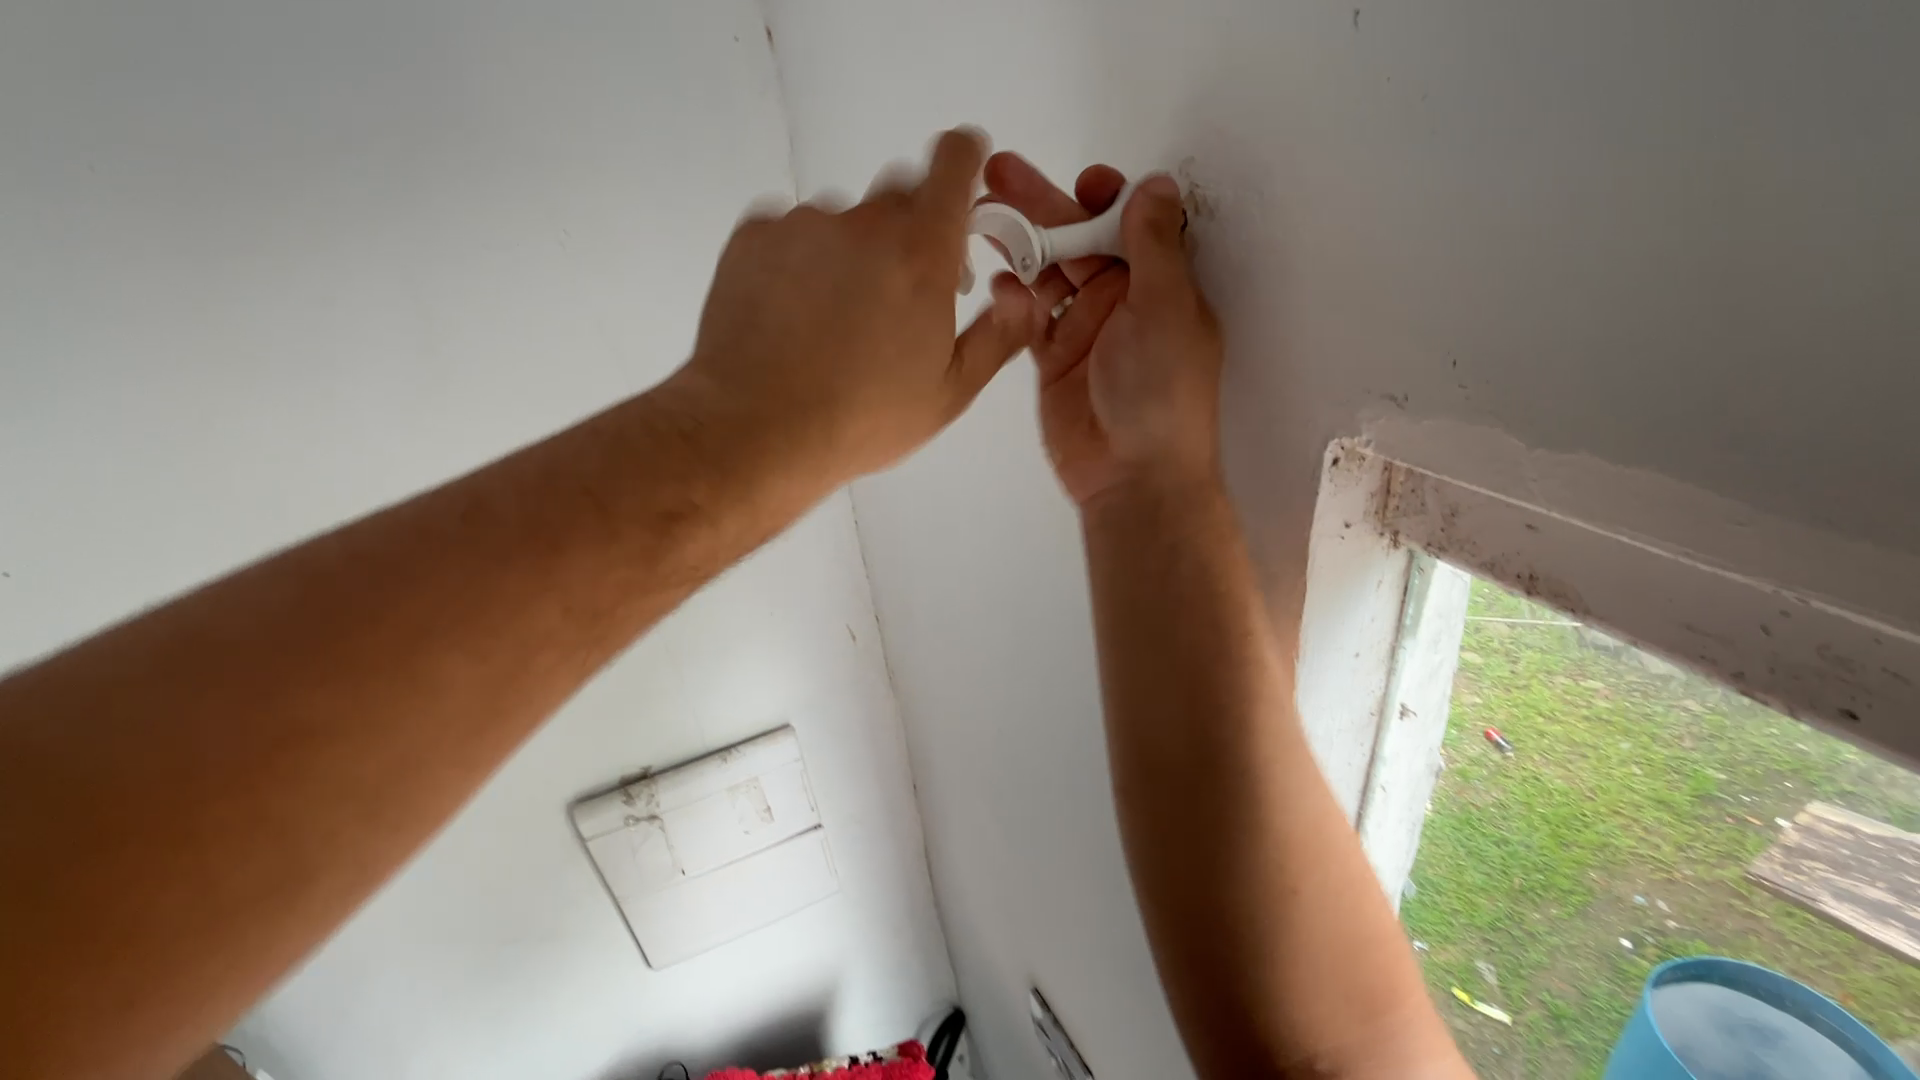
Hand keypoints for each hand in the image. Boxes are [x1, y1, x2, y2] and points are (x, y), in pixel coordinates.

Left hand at [671, 128, 1034, 489]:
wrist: (755, 429)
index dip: (965, 162)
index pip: (955, 160)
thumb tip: (1023, 299)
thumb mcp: (949, 393)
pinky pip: (791, 233)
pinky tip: (795, 316)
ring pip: (843, 222)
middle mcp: (864, 223)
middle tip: (900, 294)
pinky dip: (800, 262)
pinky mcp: (754, 238)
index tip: (963, 178)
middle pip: (899, 195)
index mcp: (922, 253)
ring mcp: (803, 225)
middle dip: (910, 232)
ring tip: (835, 321)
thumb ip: (998, 336)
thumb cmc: (858, 418)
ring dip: (851, 254)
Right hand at [981, 154, 1223, 507]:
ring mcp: (1084, 328)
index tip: (1082, 183)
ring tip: (982, 217)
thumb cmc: (1159, 391)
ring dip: (1021, 246)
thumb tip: (1152, 183)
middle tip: (998, 173)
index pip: (1129, 224)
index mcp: (1158, 283)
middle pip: (1080, 240)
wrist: (1131, 475)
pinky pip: (1029, 315)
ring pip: (1049, 272)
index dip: (1106, 199)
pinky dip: (1013, 297)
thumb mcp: (1165, 309)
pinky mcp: (1053, 357)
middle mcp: (1122, 300)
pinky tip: (996, 285)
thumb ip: (1154, 246)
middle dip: (1044, 207)